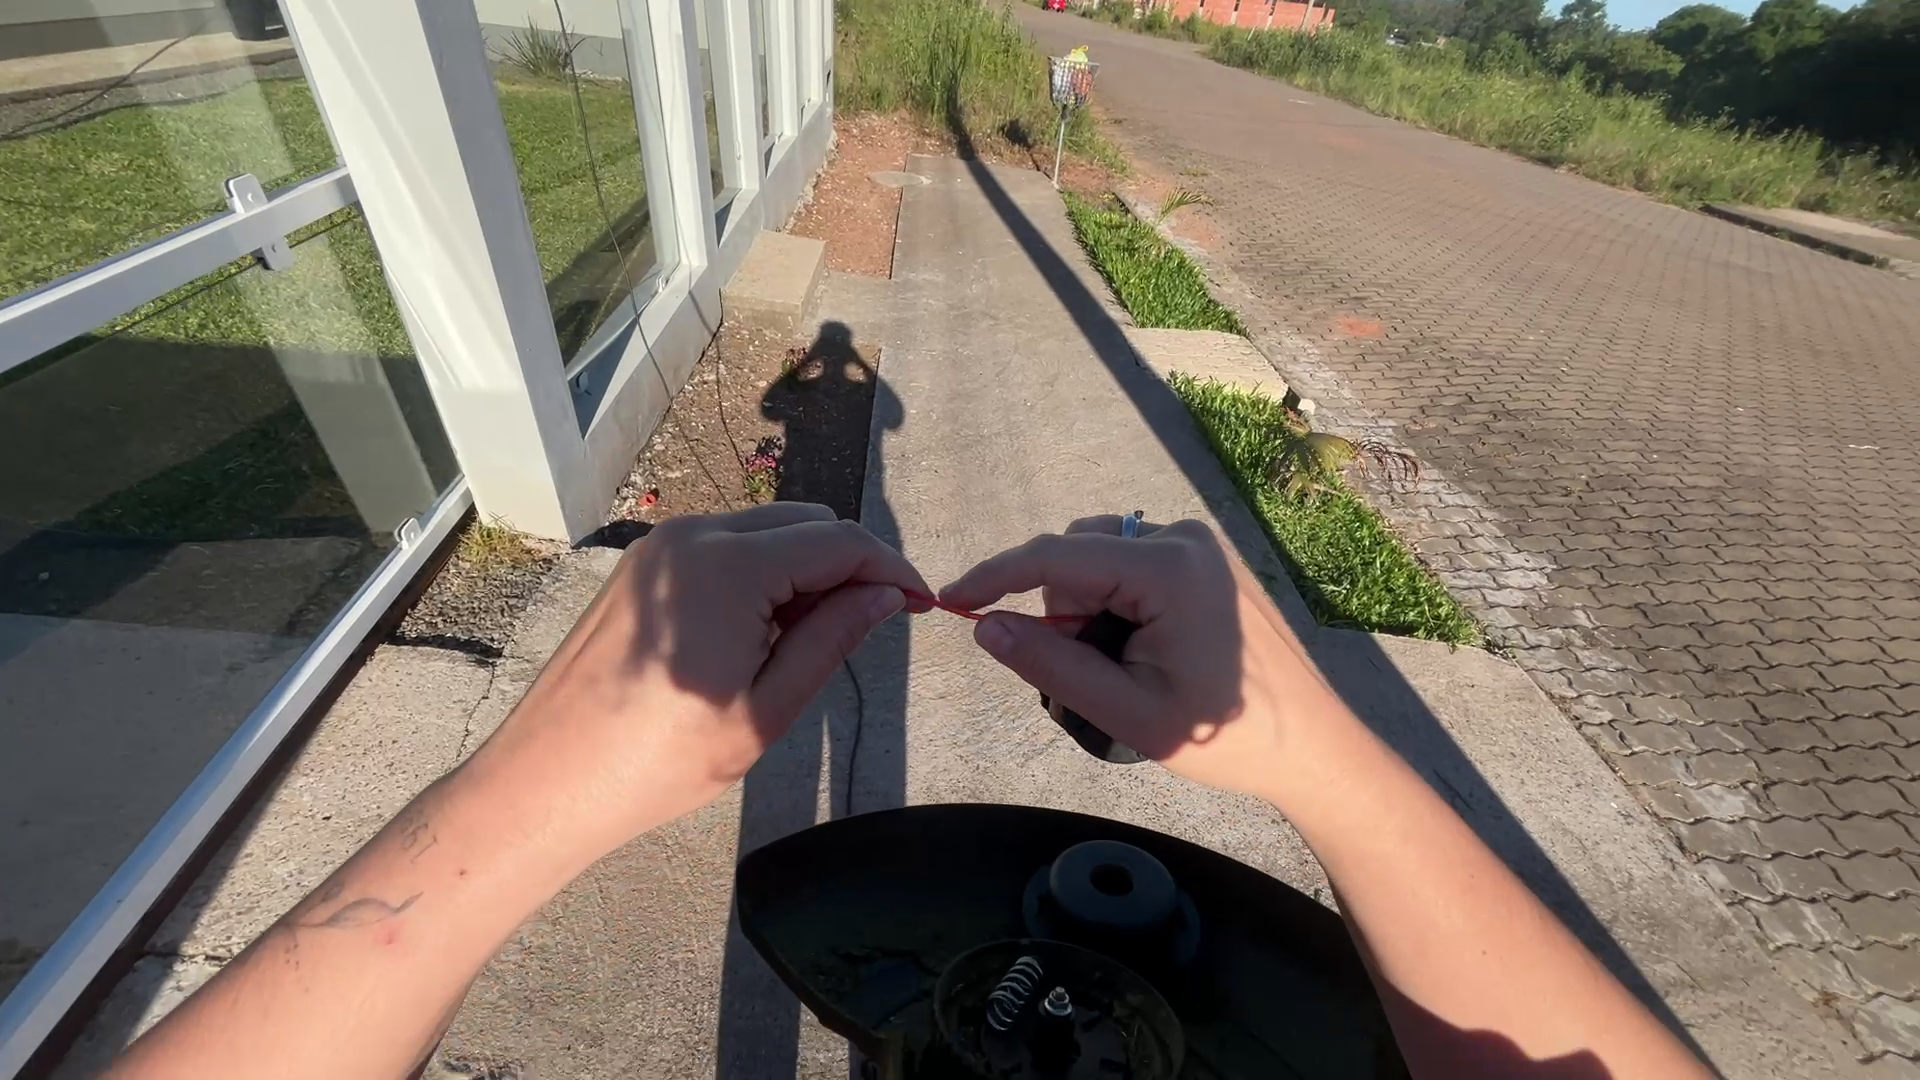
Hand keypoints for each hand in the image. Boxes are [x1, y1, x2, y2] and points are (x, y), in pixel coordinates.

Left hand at [470, 504, 928, 860]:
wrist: (542, 785)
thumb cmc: (658, 763)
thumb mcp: (765, 710)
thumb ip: (834, 637)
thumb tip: (888, 594)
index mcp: (726, 566)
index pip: (838, 541)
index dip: (890, 568)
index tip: (922, 603)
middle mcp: (691, 533)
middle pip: (806, 523)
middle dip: (850, 565)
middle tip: (867, 625)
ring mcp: (661, 544)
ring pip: (769, 529)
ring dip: (808, 568)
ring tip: (810, 636)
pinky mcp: (645, 562)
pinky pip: (730, 544)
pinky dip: (766, 571)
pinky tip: (762, 627)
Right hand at [940, 516, 1348, 799]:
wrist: (1313, 746)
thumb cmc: (1226, 736)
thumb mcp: (1126, 711)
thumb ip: (1051, 664)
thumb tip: (986, 627)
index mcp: (1168, 569)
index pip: (1056, 557)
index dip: (994, 576)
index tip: (950, 601)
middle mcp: (1182, 537)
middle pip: (1076, 553)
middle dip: (1061, 607)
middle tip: (1090, 668)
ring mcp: (1198, 544)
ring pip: (1099, 555)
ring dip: (1085, 604)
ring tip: (1122, 663)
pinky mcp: (1204, 558)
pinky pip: (1129, 560)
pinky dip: (1112, 598)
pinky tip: (1139, 643)